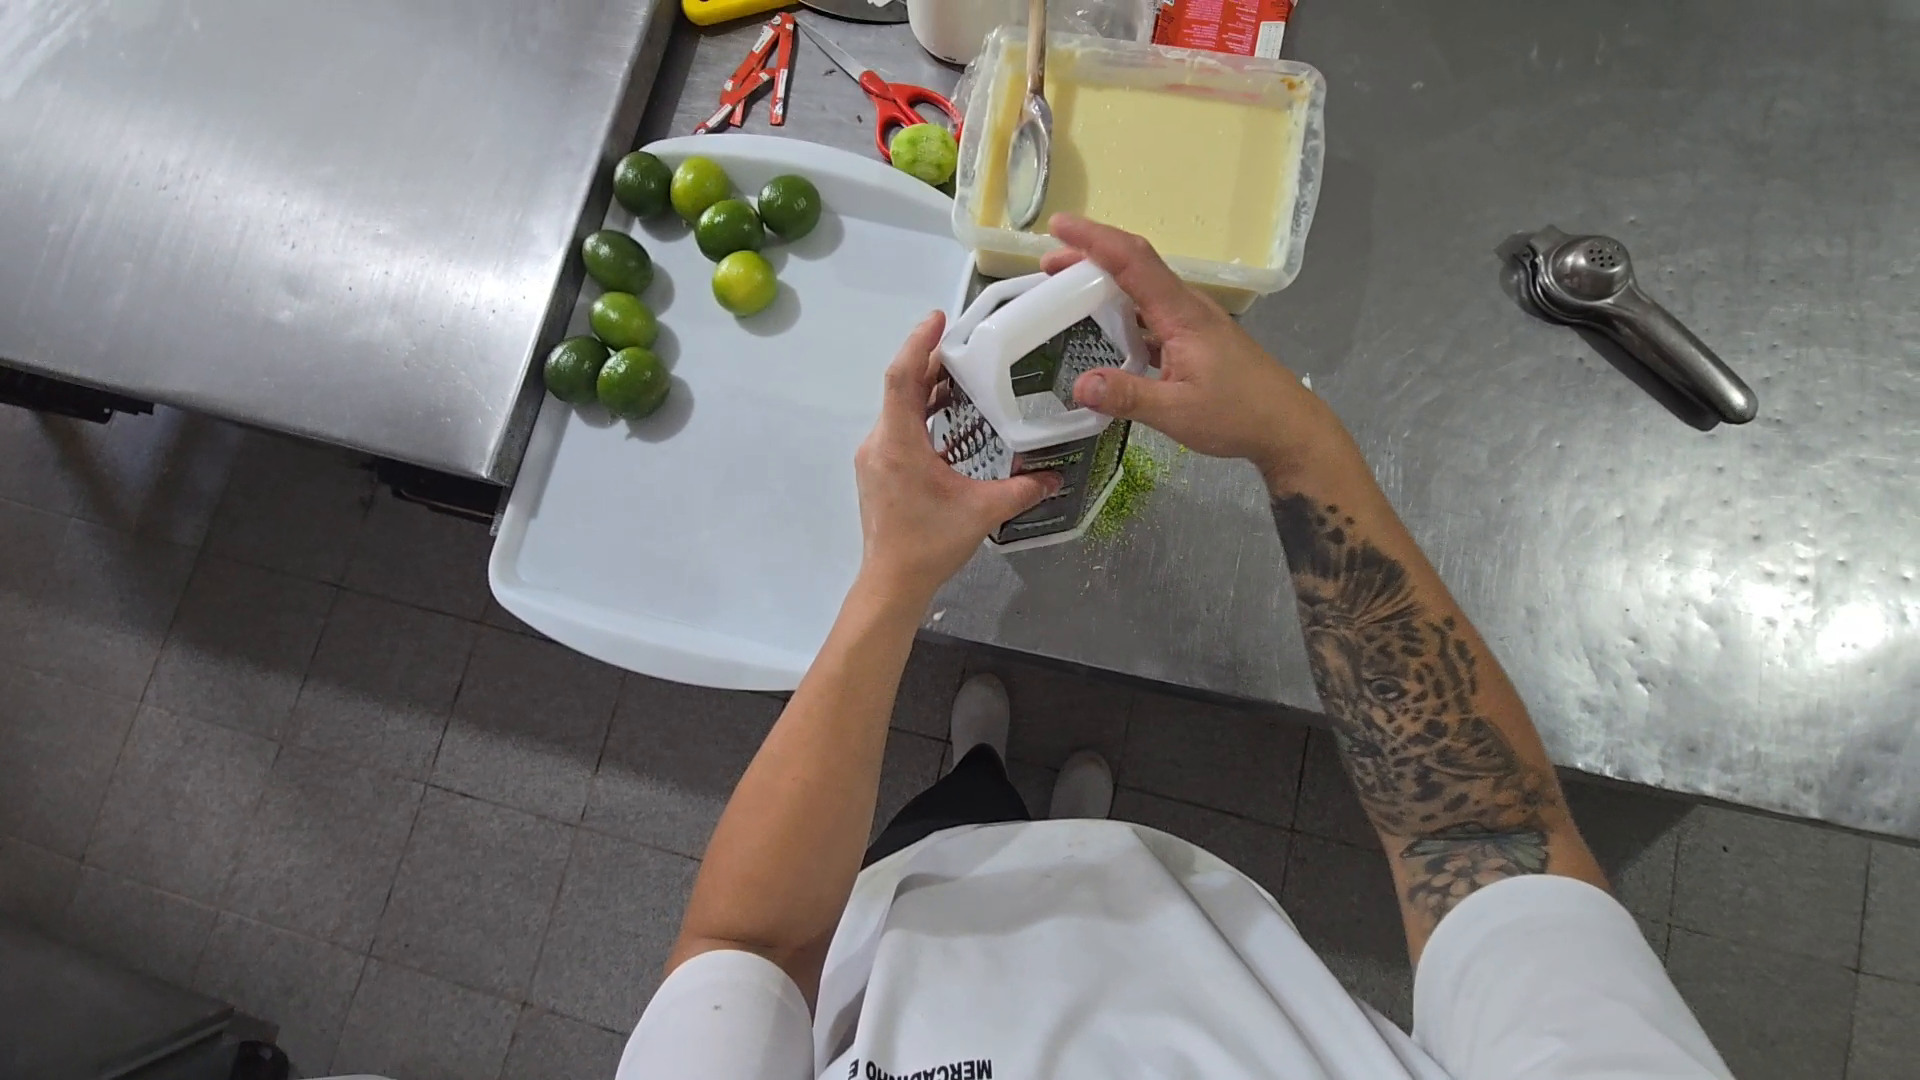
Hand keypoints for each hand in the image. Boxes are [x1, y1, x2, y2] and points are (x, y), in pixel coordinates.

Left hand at [852, 312, 1059, 604]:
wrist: (891, 582)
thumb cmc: (930, 544)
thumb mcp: (983, 512)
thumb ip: (1022, 490)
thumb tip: (1056, 477)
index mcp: (899, 444)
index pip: (901, 378)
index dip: (919, 343)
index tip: (939, 319)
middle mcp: (879, 443)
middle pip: (900, 389)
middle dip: (931, 365)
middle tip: (966, 348)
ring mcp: (874, 457)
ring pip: (897, 409)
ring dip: (926, 391)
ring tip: (961, 379)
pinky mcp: (877, 471)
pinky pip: (896, 428)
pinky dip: (919, 414)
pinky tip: (945, 419)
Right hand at [1042, 214, 1340, 485]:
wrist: (1286, 426)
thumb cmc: (1238, 415)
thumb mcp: (1176, 412)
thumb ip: (1127, 397)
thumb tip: (1078, 385)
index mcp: (1182, 315)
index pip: (1134, 261)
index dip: (1095, 239)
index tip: (1059, 225)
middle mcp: (1186, 308)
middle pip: (1135, 266)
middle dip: (1089, 257)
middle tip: (1048, 265)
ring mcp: (1191, 322)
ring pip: (1142, 289)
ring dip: (1104, 283)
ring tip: (1065, 291)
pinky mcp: (1193, 339)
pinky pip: (1150, 313)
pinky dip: (1120, 310)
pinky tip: (1104, 329)